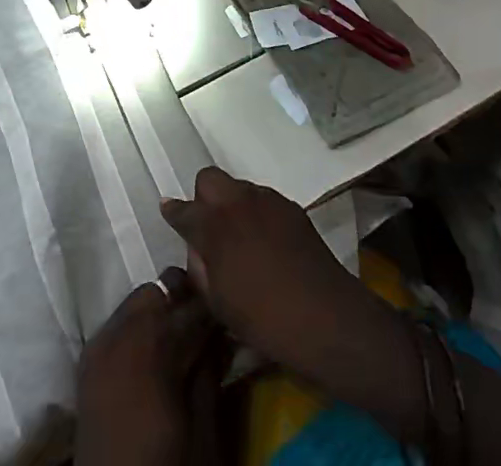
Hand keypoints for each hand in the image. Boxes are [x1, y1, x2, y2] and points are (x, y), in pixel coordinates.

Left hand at [76, 267, 226, 465]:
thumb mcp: (202, 432)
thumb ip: (208, 374)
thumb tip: (222, 333)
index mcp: (147, 350)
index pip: (186, 306)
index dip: (212, 304)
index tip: (231, 307)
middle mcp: (116, 336)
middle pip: (154, 292)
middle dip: (183, 298)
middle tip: (209, 320)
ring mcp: (96, 346)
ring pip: (133, 304)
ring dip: (160, 310)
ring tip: (185, 336)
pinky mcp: (86, 361)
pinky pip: (117, 324)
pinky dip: (139, 325)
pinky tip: (157, 352)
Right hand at [160, 168, 419, 426]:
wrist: (329, 321)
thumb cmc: (264, 319)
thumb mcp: (217, 302)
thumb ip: (199, 267)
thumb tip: (197, 247)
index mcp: (212, 226)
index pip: (182, 209)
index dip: (173, 213)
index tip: (170, 215)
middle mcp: (236, 203)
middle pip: (209, 179)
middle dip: (204, 197)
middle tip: (211, 227)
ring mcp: (268, 202)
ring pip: (239, 187)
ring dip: (233, 203)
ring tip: (242, 235)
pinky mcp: (293, 210)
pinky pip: (264, 200)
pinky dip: (259, 213)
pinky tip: (267, 241)